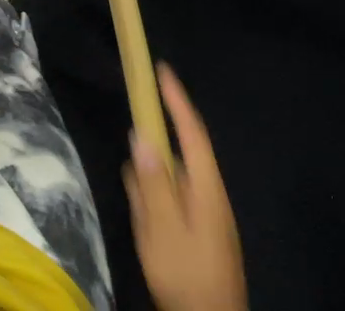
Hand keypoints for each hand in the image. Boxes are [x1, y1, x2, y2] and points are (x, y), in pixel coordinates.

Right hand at [125, 66, 247, 310]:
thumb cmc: (187, 275)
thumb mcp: (163, 229)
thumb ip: (153, 182)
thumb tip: (142, 136)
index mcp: (206, 188)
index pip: (191, 132)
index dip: (176, 100)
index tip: (162, 70)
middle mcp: (209, 196)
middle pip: (180, 157)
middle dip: (155, 153)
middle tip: (135, 155)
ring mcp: (206, 218)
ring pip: (172, 184)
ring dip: (152, 188)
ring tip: (141, 213)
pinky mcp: (198, 236)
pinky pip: (172, 207)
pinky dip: (155, 208)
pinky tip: (145, 223)